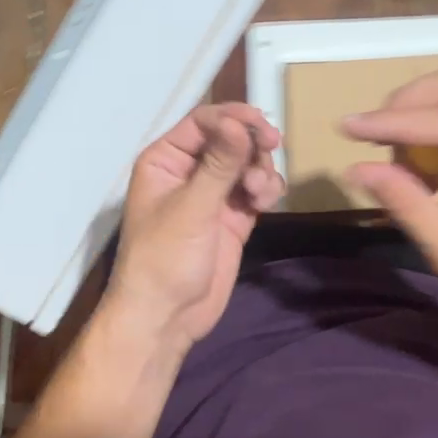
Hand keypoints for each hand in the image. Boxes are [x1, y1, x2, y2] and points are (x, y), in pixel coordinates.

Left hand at [107, 104, 284, 352]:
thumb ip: (219, 164)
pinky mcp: (232, 217)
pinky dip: (266, 190)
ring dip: (261, 170)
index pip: (203, 122)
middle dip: (252, 144)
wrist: (167, 318)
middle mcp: (188, 170)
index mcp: (165, 159)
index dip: (233, 118)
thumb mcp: (191, 208)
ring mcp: (212, 194)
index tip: (262, 126)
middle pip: (230, 138)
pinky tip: (265, 203)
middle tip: (272, 150)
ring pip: (247, 163)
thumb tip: (239, 122)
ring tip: (260, 194)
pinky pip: (255, 189)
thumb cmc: (165, 258)